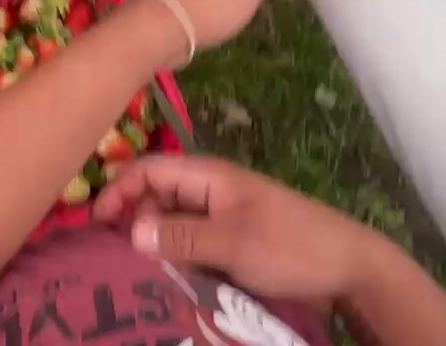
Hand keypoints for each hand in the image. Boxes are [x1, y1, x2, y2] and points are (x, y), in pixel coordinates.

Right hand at [91, 155, 385, 306]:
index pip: (149, 169)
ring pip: (172, 218)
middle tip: (110, 252)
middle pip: (156, 193)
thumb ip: (181, 235)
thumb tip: (130, 230)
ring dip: (152, 237)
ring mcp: (221, 213)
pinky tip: (165, 274)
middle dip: (131, 215)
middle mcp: (209, 188)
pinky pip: (191, 238)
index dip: (118, 188)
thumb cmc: (290, 245)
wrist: (350, 266)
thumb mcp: (233, 242)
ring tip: (130, 267)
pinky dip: (174, 251)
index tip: (95, 221)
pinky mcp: (232, 237)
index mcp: (207, 174)